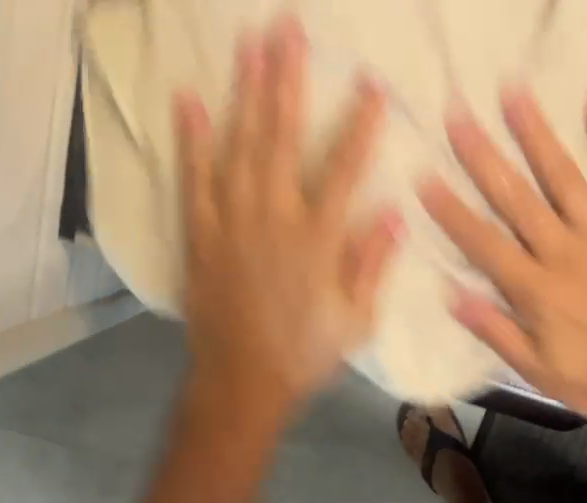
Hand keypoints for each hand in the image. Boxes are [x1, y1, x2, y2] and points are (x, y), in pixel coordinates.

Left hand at [174, 17, 403, 420]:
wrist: (241, 384)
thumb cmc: (304, 357)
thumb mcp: (354, 323)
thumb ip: (371, 267)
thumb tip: (396, 217)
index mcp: (318, 240)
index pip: (344, 168)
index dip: (359, 124)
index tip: (370, 83)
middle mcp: (275, 219)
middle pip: (282, 137)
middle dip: (287, 80)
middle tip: (288, 29)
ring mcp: (233, 224)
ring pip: (239, 146)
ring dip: (245, 93)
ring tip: (249, 45)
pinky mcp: (201, 236)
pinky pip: (195, 180)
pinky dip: (192, 141)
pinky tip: (191, 102)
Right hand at [419, 90, 586, 422]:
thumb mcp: (537, 371)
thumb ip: (497, 331)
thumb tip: (453, 296)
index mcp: (536, 291)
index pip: (484, 244)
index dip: (452, 211)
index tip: (425, 177)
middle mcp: (564, 252)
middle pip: (516, 198)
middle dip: (483, 156)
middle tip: (457, 114)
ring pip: (563, 177)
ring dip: (536, 135)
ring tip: (513, 94)